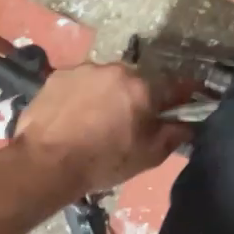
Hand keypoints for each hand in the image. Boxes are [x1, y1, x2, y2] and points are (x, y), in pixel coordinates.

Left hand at [8, 63, 189, 197]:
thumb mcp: (148, 156)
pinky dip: (81, 95)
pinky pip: (79, 82)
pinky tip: (72, 116)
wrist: (44, 164)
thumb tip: (189, 123)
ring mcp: (86, 69)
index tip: (178, 107)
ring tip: (94, 120)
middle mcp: (118, 70)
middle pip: (137, 81)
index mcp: (144, 87)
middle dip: (137, 97)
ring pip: (106, 79)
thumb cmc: (103, 162)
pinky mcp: (59, 75)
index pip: (175, 86)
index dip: (179, 98)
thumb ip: (175, 135)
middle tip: (126, 121)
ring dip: (107, 94)